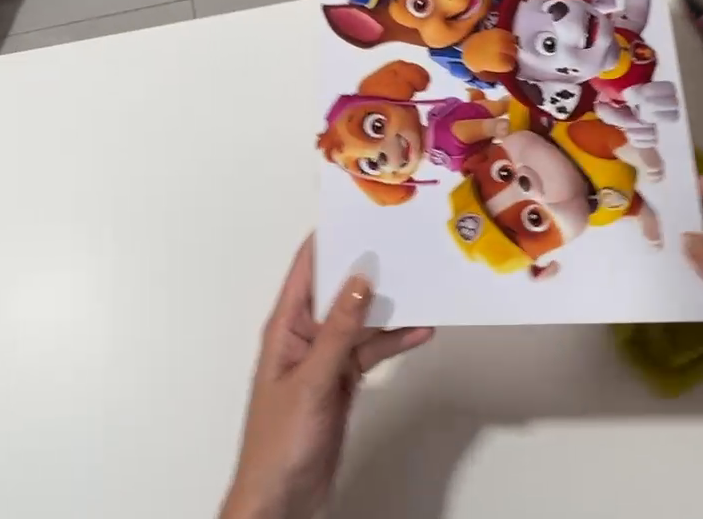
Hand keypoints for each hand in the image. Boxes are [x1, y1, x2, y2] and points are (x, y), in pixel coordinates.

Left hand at [221, 239, 433, 518]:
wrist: (282, 498)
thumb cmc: (280, 439)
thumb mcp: (311, 379)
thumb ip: (339, 330)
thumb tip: (360, 278)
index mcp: (285, 325)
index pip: (306, 268)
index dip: (329, 238)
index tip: (356, 212)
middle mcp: (305, 334)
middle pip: (339, 289)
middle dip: (367, 268)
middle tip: (401, 243)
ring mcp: (326, 357)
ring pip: (361, 320)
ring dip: (388, 306)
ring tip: (422, 283)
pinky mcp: (342, 379)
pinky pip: (371, 350)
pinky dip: (394, 341)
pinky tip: (420, 331)